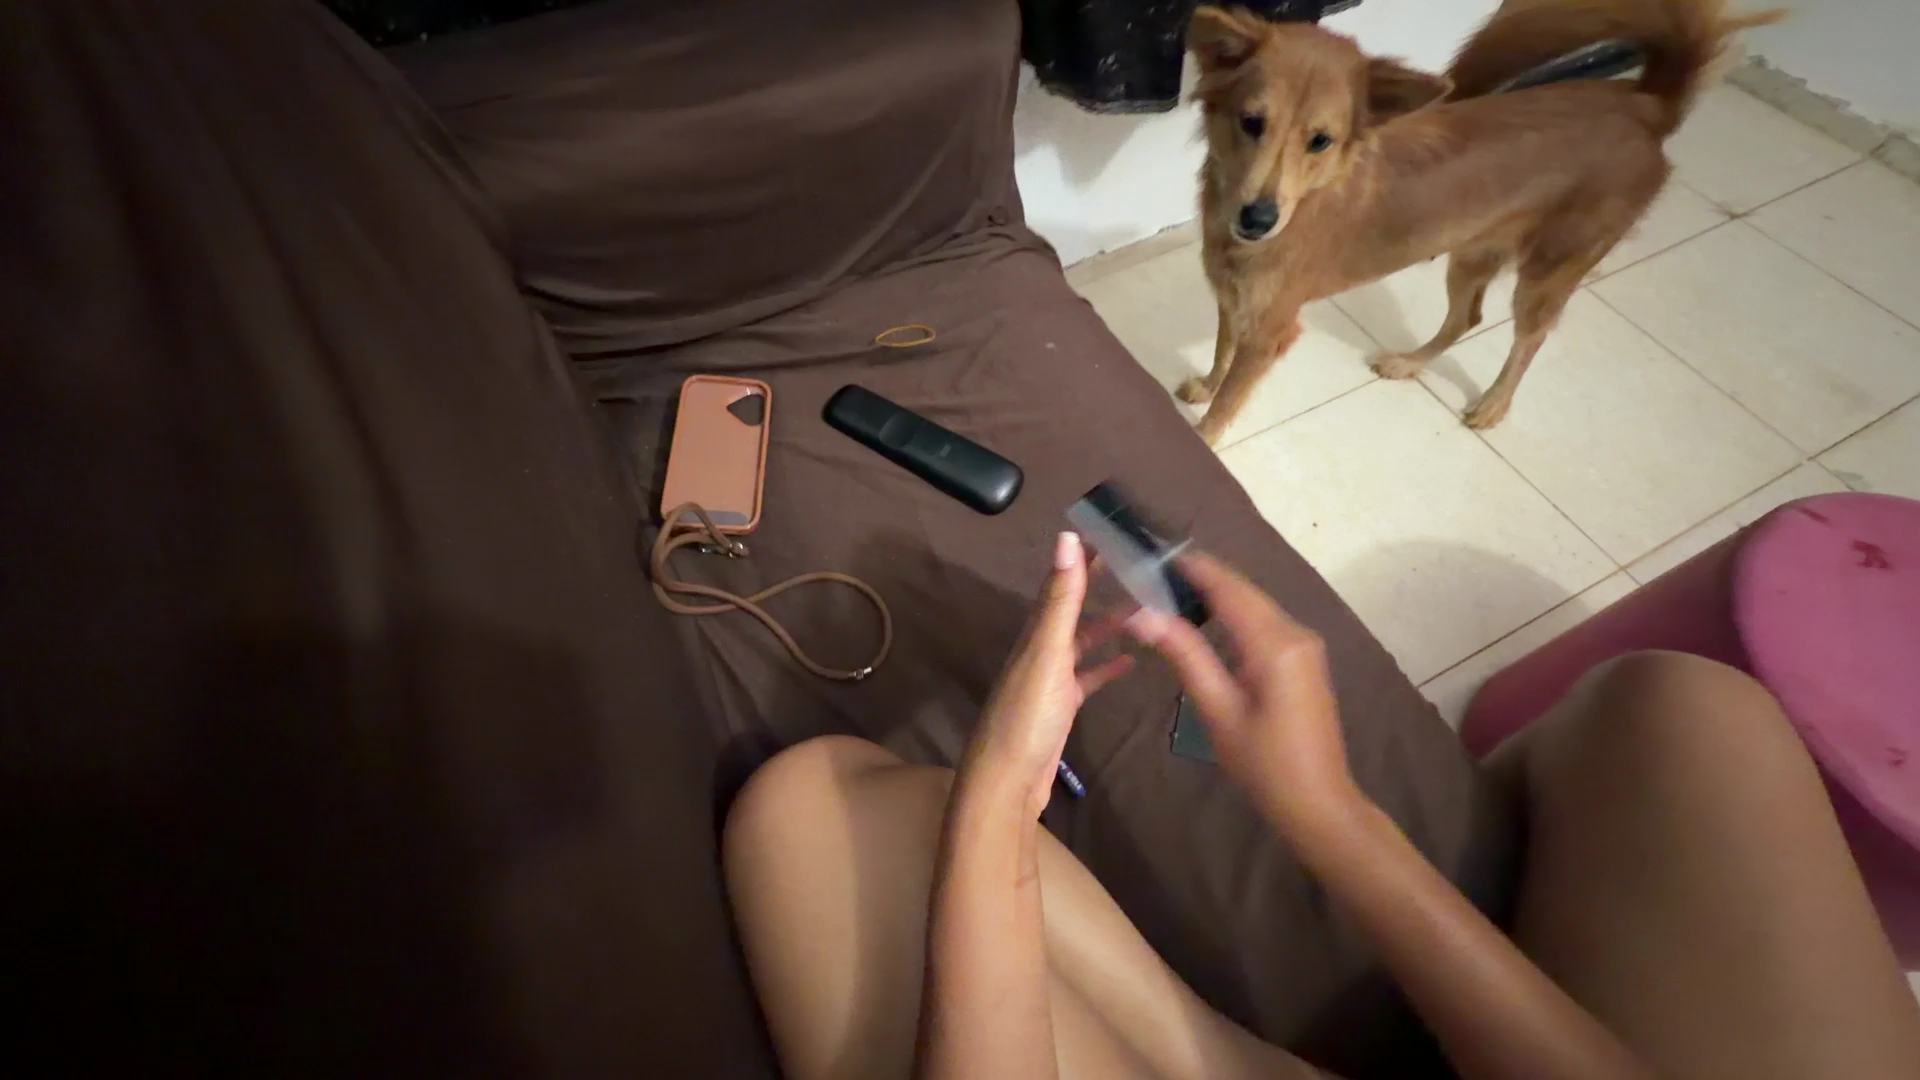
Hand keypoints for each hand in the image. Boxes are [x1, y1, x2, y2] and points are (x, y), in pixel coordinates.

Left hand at [965, 532, 1133, 815]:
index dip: (1083, 555)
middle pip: (1072, 607)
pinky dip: (1106, 666)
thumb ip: (1059, 600)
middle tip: (1137, 566)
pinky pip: (1087, 676)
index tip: (1112, 530)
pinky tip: (1130, 662)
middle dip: (1099, 584)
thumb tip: (1067, 537)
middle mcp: (1040, 647)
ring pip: (1083, 640)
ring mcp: (1050, 677)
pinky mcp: (1061, 704)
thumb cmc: (1027, 715)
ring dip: (1108, 624)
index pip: (1061, 581)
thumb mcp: (1047, 652)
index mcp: (1037, 631)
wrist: (1008, 781)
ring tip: (1144, 610)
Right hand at [1127, 553, 1359, 836]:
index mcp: (1275, 644)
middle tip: (1151, 572)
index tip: (1152, 553)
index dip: (1192, 567)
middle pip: (1242, 590)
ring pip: (1252, 602)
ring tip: (1166, 589)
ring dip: (1214, 592)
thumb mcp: (1217, 710)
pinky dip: (1230, 611)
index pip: (1229, 588)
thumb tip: (1142, 614)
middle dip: (1199, 576)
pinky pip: (1261, 620)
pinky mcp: (1302, 657)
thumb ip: (1184, 655)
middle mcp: (1295, 633)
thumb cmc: (1264, 764)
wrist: (1319, 804)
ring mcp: (1303, 644)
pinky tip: (1202, 618)